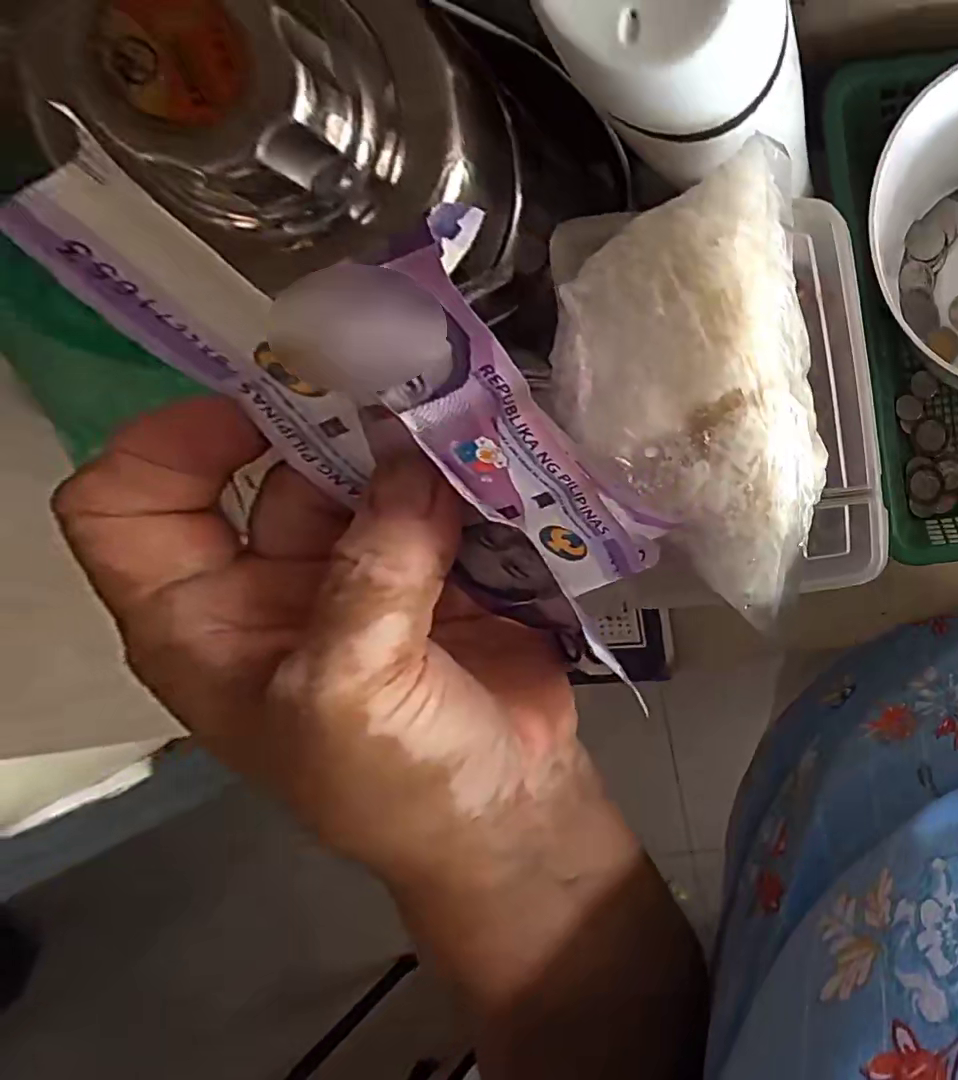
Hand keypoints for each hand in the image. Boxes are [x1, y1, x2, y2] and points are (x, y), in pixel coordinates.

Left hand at [52, 396, 598, 886]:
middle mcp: (293, 587)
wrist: (507, 804)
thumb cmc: (396, 772)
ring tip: (482, 432)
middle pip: (293, 486)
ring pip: (392, 499)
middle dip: (346, 441)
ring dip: (430, 467)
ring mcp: (390, 585)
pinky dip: (489, 499)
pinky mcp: (466, 588)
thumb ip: (374, 577)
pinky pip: (467, 526)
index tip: (273, 404)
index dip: (181, 445)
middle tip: (417, 401)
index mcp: (214, 616)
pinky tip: (519, 478)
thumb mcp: (349, 687)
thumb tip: (413, 466)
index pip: (142, 506)